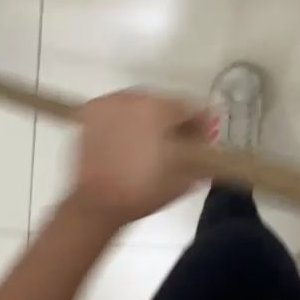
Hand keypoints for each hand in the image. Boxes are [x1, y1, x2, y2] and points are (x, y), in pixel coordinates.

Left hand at [64, 89, 204, 228]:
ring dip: (148, 119)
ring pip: (140, 104)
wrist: (97, 203)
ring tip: (149, 144)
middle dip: (172, 120)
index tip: (200, 142)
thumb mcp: (186, 176)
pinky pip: (118, 109)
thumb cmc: (144, 190)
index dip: (199, 125)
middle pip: (164, 102)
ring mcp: (109, 102)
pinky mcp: (90, 111)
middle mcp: (133, 96)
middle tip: (175, 144)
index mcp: (159, 107)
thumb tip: (208, 139)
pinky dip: (126, 120)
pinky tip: (128, 139)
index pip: (191, 107)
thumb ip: (203, 151)